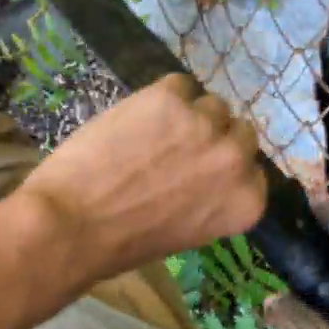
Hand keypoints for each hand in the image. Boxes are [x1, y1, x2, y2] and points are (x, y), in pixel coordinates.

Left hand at [13, 74, 265, 283]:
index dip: (224, 169)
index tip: (201, 174)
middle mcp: (236, 160)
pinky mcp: (170, 96)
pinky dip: (158, 99)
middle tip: (177, 150)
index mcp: (246, 202)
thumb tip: (205, 171)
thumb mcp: (186, 231)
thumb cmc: (124, 243)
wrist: (74, 224)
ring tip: (151, 134)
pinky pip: (177, 85)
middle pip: (239, 131)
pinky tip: (134, 119)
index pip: (254, 171)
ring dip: (188, 116)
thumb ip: (210, 198)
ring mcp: (205, 124)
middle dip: (212, 139)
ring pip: (210, 105)